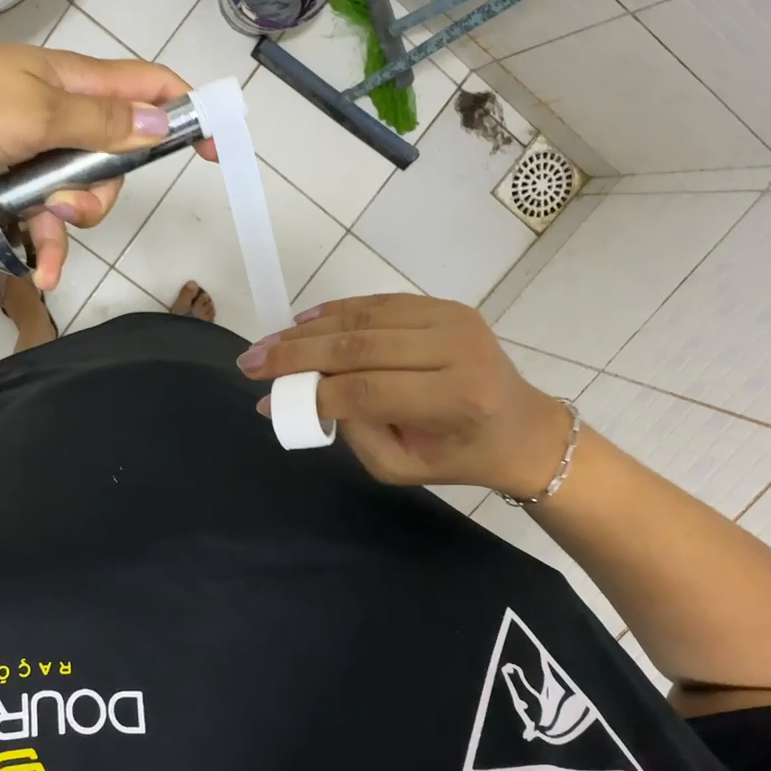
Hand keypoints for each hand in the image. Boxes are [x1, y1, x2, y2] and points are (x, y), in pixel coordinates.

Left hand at [0, 36, 206, 289]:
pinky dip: (41, 240)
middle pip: (113, 160)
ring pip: (76, 192)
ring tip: (39, 232)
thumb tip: (158, 122)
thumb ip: (101, 123)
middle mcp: (60, 110)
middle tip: (69, 202)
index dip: (185, 114)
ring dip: (67, 223)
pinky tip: (39, 268)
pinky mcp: (6, 170)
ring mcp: (31, 143)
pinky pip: (38, 210)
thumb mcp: (40, 114)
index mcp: (76, 83)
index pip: (149, 89)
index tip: (210, 148)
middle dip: (100, 192)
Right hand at [236, 294, 573, 494]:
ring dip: (308, 329)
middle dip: (295, 354)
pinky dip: (337, 310)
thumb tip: (297, 396)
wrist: (520, 427)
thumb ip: (352, 432)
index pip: (365, 390)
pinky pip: (379, 303)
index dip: (309, 394)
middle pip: (359, 345)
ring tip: (268, 342)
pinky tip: (303, 321)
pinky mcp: (446, 306)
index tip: (266, 402)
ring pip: (364, 318)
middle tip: (250, 361)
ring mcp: (454, 320)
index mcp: (454, 398)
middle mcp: (457, 350)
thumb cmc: (459, 456)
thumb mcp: (401, 466)